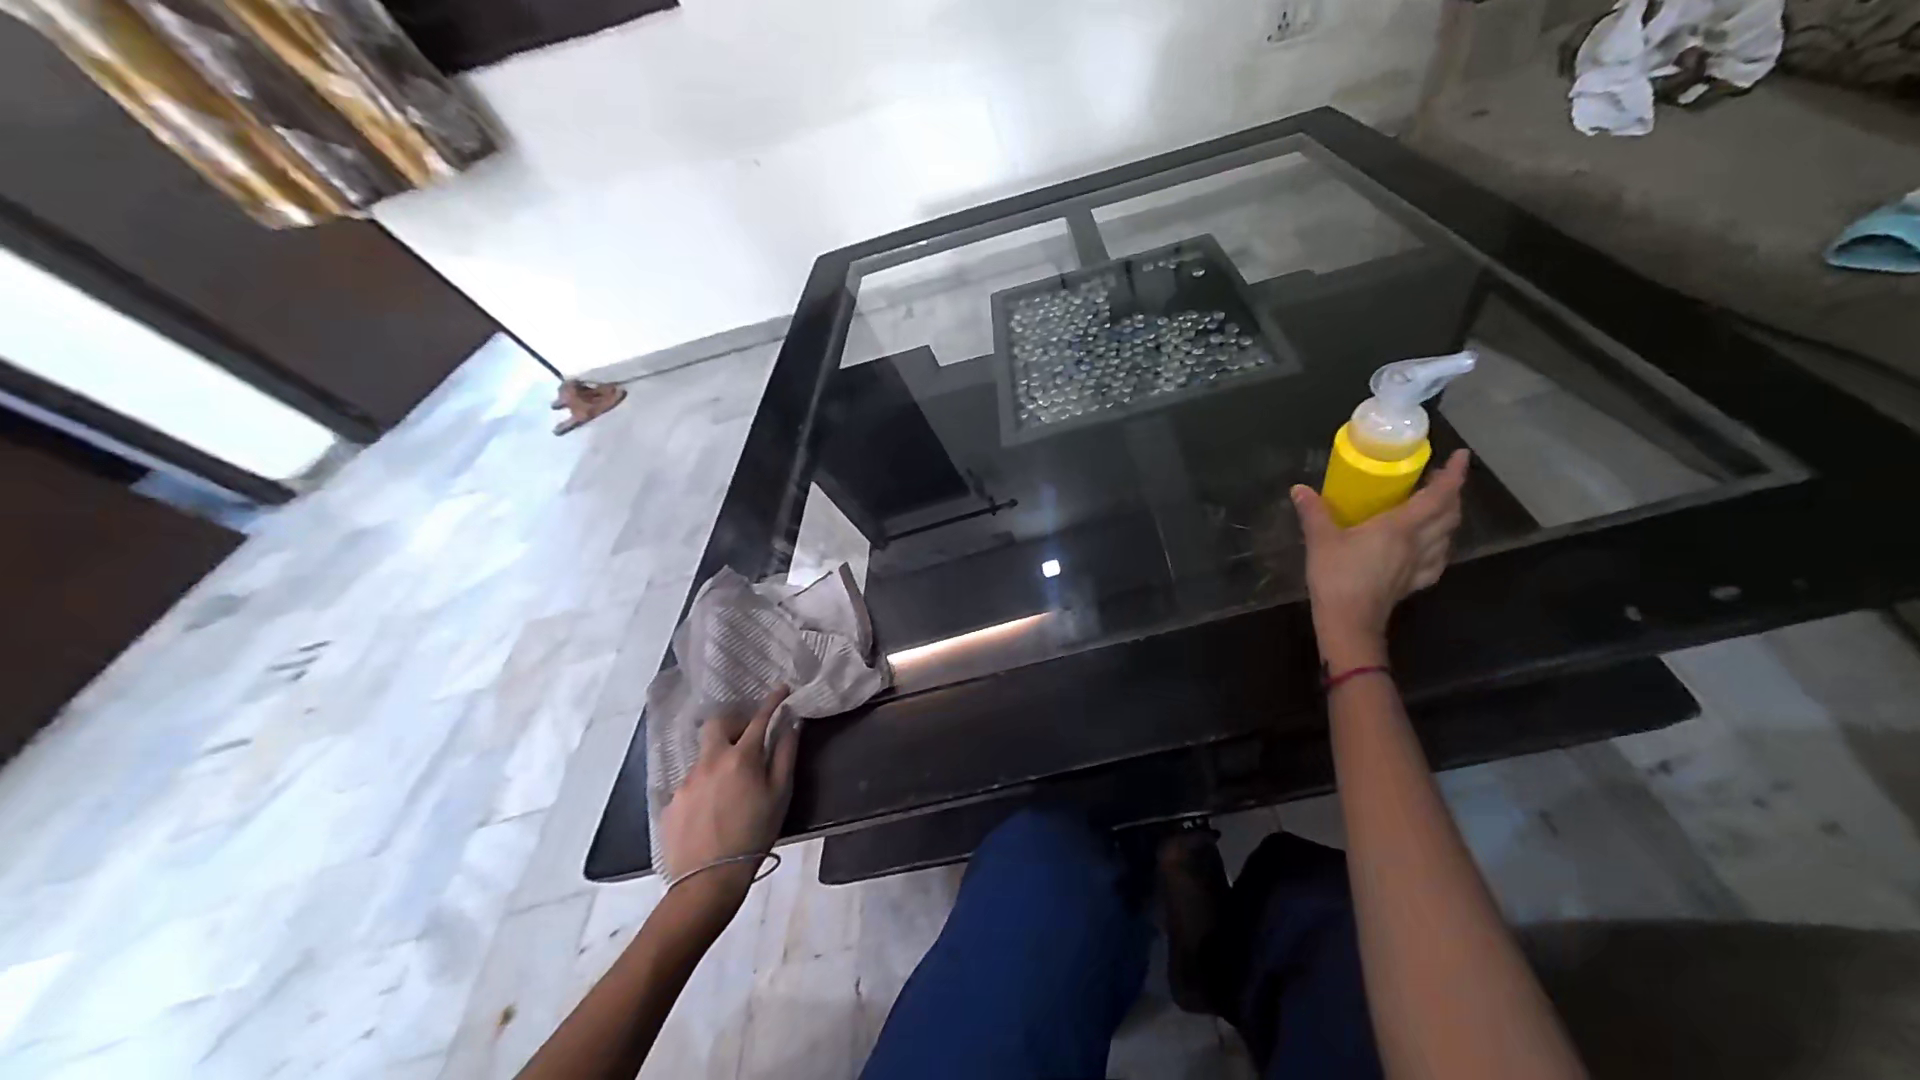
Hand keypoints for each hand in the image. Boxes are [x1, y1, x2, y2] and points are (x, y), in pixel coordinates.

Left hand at [659, 686, 798, 910]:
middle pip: (718, 724)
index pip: (759, 718)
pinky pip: (692, 783)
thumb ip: (785, 756)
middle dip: (734, 723)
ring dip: (720, 761)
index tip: (781, 689)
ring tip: (731, 789)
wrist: (707, 881)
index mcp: (741, 757)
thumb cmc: (753, 836)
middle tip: (747, 738)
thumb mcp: (780, 796)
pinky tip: (712, 811)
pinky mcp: (671, 801)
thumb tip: (791, 725)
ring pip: (705, 757)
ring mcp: (686, 781)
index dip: (772, 701)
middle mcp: (710, 761)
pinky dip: (705, 787)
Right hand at [1291, 449, 1469, 667]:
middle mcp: (1418, 542)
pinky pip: (1438, 559)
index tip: (1461, 456)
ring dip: (1449, 518)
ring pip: (1448, 535)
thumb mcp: (1320, 540)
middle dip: (1452, 493)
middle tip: (1441, 480)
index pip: (1438, 495)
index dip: (1453, 474)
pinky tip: (1431, 547)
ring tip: (1437, 508)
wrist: (1349, 621)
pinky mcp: (1415, 582)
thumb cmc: (1337, 576)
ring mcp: (1420, 564)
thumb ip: (1313, 512)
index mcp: (1400, 526)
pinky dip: (1440, 546)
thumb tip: (1299, 489)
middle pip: (1450, 514)